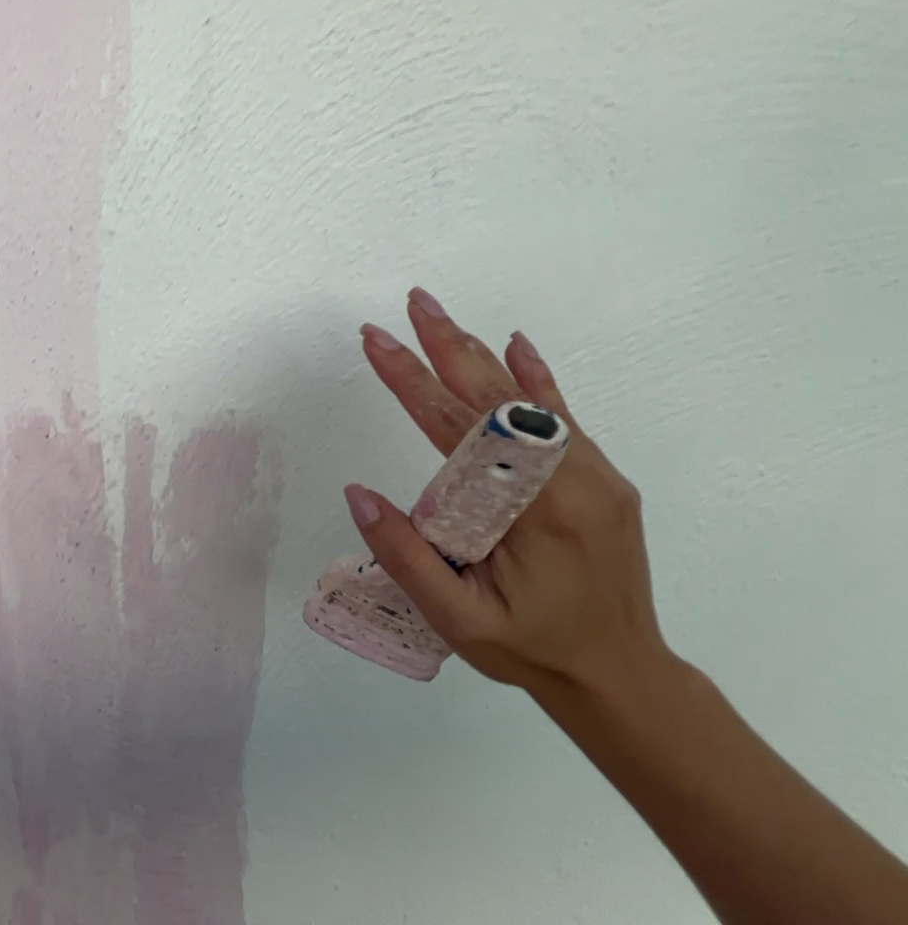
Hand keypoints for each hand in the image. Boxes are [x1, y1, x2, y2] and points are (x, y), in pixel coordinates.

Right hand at [342, 289, 669, 693]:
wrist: (621, 674)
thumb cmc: (528, 648)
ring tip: (440, 316)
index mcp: (531, 511)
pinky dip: (535, 378)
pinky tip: (515, 345)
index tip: (377, 342)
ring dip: (478, 354)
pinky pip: (563, 417)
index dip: (411, 381)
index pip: (457, 428)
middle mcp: (570, 480)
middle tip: (412, 303)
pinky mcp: (601, 480)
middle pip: (496, 398)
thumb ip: (404, 555)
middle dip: (447, 346)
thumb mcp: (455, 618)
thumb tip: (357, 493)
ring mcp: (594, 476)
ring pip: (528, 400)